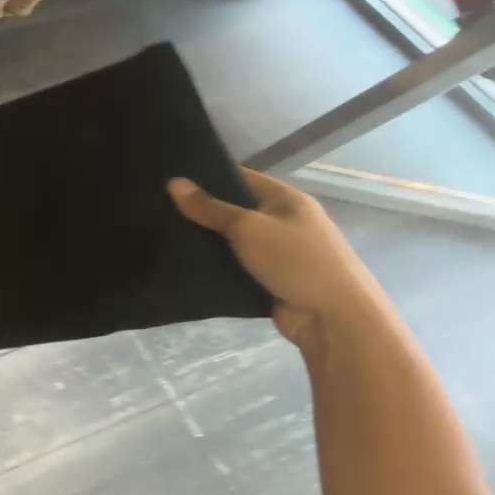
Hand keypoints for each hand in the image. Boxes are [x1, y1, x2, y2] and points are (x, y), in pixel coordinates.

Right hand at [168, 168, 388, 348]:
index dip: (207, 174)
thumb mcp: (248, 227)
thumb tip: (173, 182)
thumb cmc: (297, 261)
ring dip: (207, 238)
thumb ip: (209, 207)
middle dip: (202, 208)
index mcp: (289, 200)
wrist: (337, 320)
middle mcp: (287, 221)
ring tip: (163, 229)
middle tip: (158, 203)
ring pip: (233, 238)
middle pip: (235, 208)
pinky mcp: (272, 277)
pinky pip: (237, 263)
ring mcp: (281, 252)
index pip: (241, 176)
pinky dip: (217, 262)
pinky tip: (185, 258)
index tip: (169, 175)